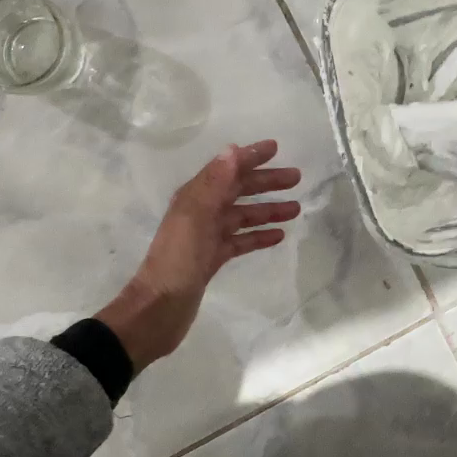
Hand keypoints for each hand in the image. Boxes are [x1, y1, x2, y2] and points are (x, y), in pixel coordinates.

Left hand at [96, 140, 302, 369]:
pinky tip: (279, 236)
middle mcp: (201, 212)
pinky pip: (241, 241)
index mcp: (195, 198)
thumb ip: (214, 183)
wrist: (159, 308)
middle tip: (296, 178)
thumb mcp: (195, 217)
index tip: (275, 148)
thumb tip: (232, 150)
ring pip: (243, 216)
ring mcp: (207, 237)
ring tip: (295, 209)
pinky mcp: (213, 259)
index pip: (227, 169)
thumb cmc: (177, 260)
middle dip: (266, 182)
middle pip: (238, 190)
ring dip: (268, 210)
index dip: (250, 157)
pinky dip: (259, 236)